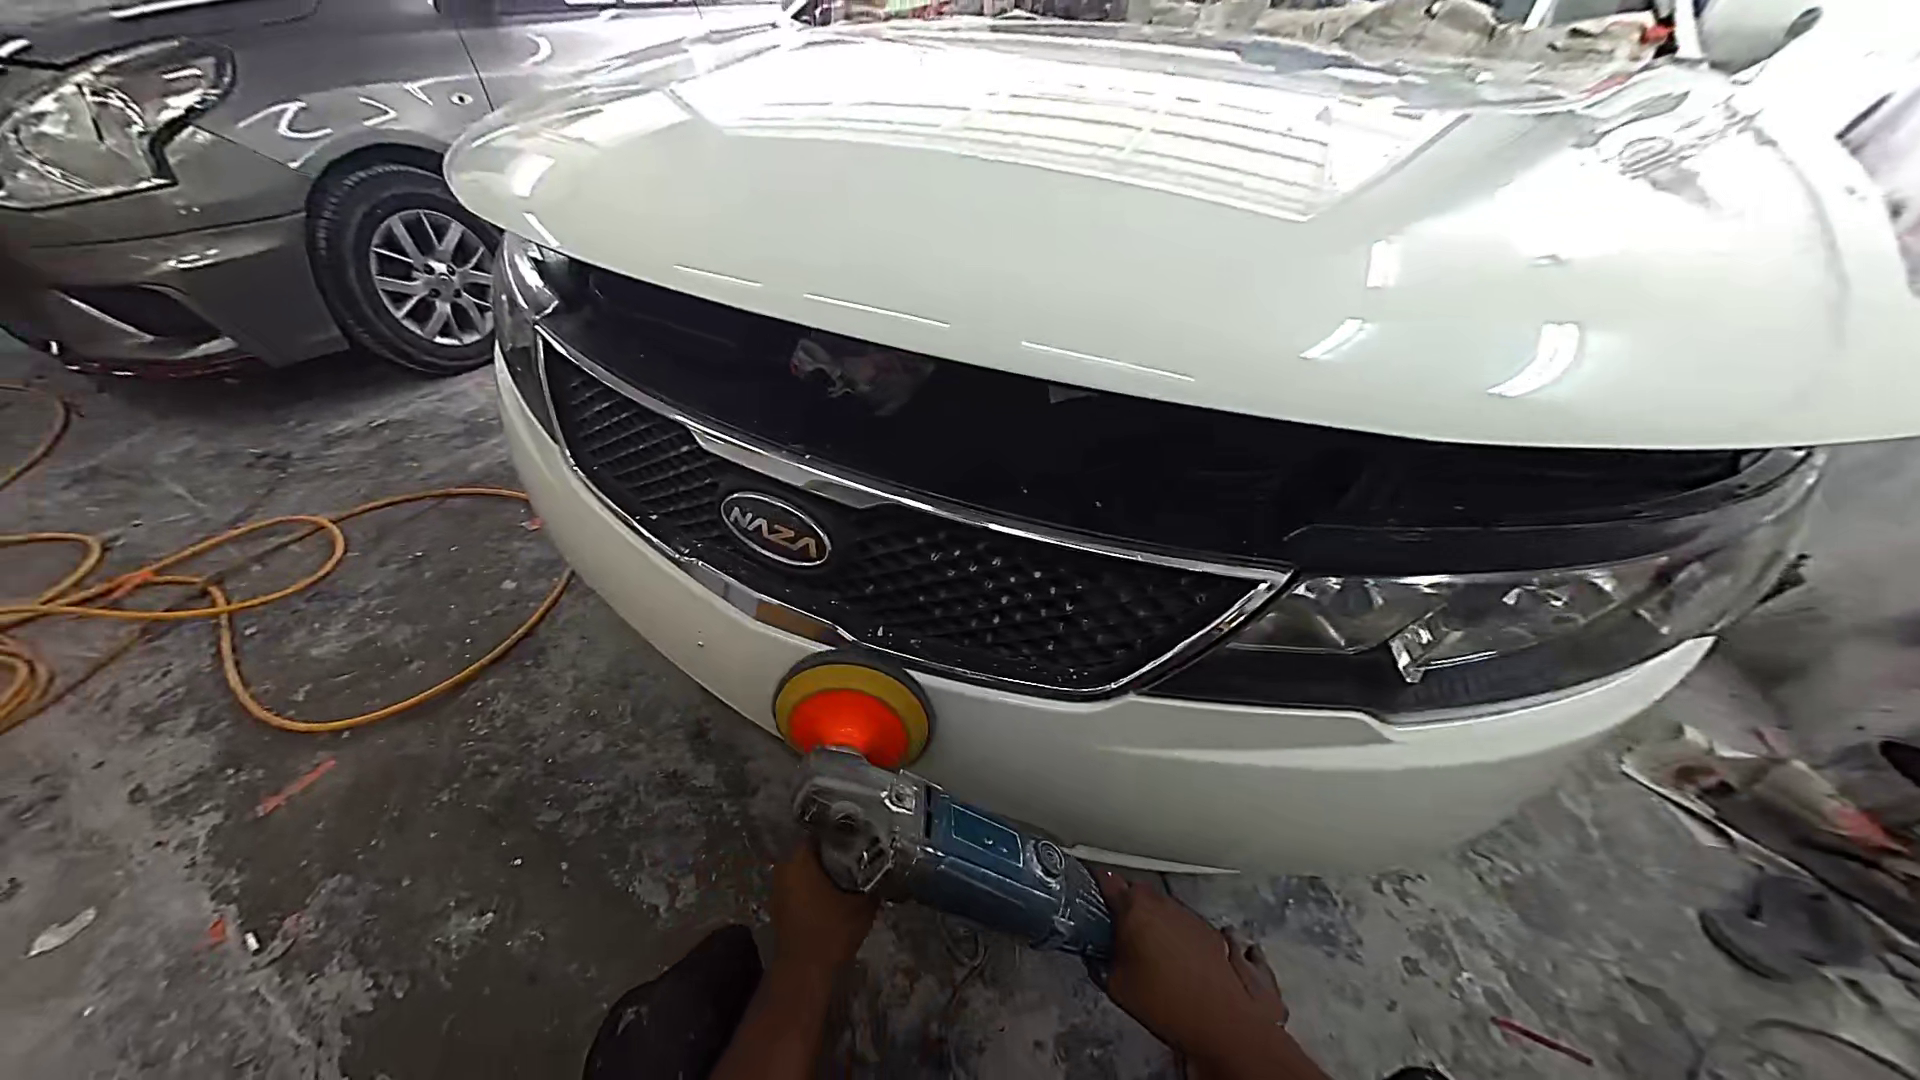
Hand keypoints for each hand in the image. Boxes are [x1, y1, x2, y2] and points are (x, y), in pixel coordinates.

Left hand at [769, 842, 879, 976]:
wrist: (804, 974)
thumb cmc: (830, 931)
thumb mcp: (862, 903)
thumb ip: (875, 880)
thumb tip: (888, 866)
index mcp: (798, 858)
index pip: (823, 829)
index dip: (845, 829)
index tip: (864, 831)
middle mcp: (784, 867)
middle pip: (815, 847)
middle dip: (838, 848)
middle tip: (864, 849)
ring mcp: (780, 888)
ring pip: (809, 866)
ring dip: (829, 868)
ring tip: (856, 868)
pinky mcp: (782, 906)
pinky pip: (803, 883)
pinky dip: (819, 884)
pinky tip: (840, 890)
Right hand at [1096, 870, 1288, 1057]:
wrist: (1224, 1021)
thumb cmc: (1164, 1001)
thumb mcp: (1117, 986)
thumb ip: (1101, 961)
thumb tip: (1098, 954)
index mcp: (1133, 906)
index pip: (1107, 880)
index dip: (1096, 884)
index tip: (1089, 890)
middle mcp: (1162, 901)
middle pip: (1137, 893)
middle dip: (1127, 907)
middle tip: (1119, 932)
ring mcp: (1190, 913)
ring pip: (1163, 907)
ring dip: (1155, 920)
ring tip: (1152, 950)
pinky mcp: (1212, 930)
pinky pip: (1187, 923)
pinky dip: (1180, 933)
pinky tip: (1181, 957)